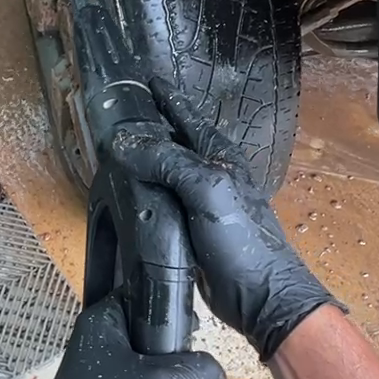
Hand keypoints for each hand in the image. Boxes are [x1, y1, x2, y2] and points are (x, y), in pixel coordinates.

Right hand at [112, 81, 337, 360]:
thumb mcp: (206, 193)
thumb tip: (123, 142)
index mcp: (219, 157)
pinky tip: (130, 194)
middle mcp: (211, 173)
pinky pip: (163, 200)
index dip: (165, 97)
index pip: (186, 116)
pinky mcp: (192, 229)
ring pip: (168, 170)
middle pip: (175, 141)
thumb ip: (169, 163)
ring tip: (118, 149)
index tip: (143, 79)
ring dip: (147, 158)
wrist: (260, 298)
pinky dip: (146, 190)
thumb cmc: (241, 242)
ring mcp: (202, 203)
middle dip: (150, 125)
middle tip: (119, 113)